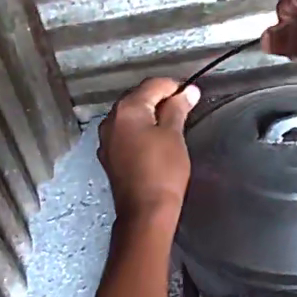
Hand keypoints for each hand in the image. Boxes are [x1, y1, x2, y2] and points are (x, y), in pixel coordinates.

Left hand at [98, 77, 200, 220]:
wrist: (146, 211)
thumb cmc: (163, 172)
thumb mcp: (174, 136)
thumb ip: (178, 108)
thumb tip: (188, 92)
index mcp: (127, 110)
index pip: (152, 85)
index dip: (174, 86)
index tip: (190, 93)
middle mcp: (111, 120)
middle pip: (137, 98)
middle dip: (160, 99)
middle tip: (183, 107)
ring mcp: (107, 139)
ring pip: (130, 116)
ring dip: (149, 115)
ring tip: (171, 124)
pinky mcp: (109, 156)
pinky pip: (125, 134)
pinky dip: (140, 131)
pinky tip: (154, 141)